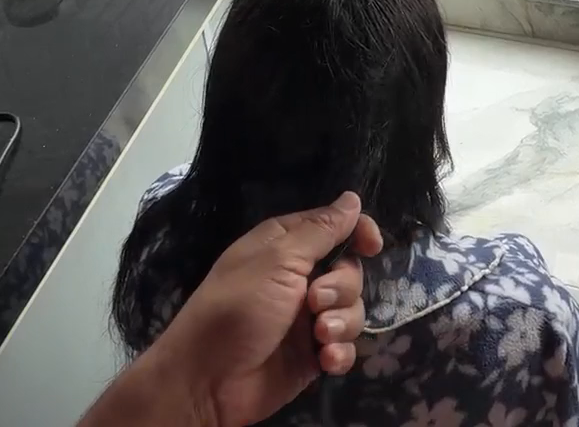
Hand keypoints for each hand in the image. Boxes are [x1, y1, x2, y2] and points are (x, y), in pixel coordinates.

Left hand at [135, 191, 383, 425]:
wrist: (206, 381)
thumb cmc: (238, 307)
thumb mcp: (279, 260)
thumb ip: (321, 230)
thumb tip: (352, 198)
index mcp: (287, 244)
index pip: (335, 226)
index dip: (358, 231)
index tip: (372, 245)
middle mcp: (300, 276)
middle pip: (349, 270)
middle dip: (341, 287)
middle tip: (315, 302)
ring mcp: (306, 317)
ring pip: (351, 309)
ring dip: (342, 322)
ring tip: (319, 336)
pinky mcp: (311, 354)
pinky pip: (343, 346)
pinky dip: (339, 352)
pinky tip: (325, 360)